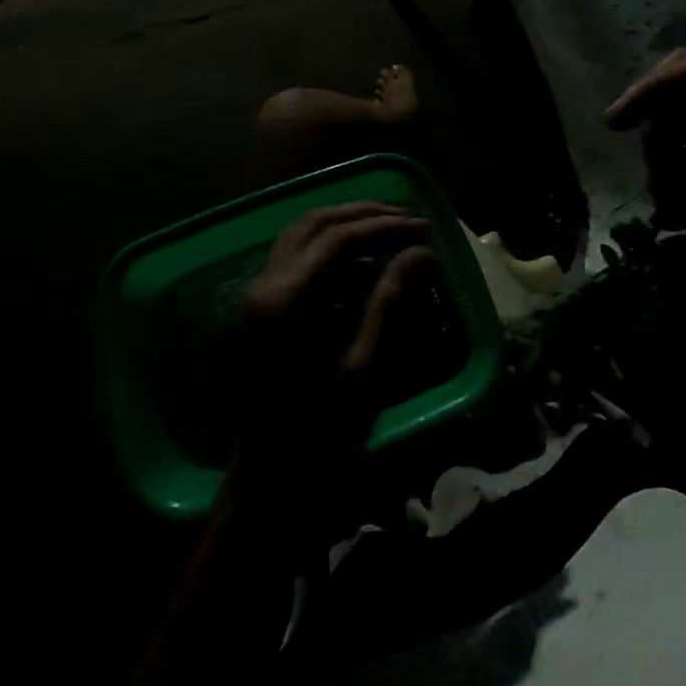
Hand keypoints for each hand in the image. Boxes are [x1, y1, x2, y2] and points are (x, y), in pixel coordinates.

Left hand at [239, 203, 439, 465]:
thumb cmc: (320, 430)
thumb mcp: (362, 366)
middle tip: (412, 220)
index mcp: (285, 303)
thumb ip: (388, 302)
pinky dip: (331, 241)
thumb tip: (423, 254)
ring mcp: (260, 291)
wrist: (272, 470)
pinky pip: (296, 251)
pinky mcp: (265, 302)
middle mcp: (265, 286)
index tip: (426, 229)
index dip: (386, 228)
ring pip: (304, 230)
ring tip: (392, 225)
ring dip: (348, 221)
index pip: (338, 240)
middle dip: (368, 215)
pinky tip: (364, 252)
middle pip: (318, 223)